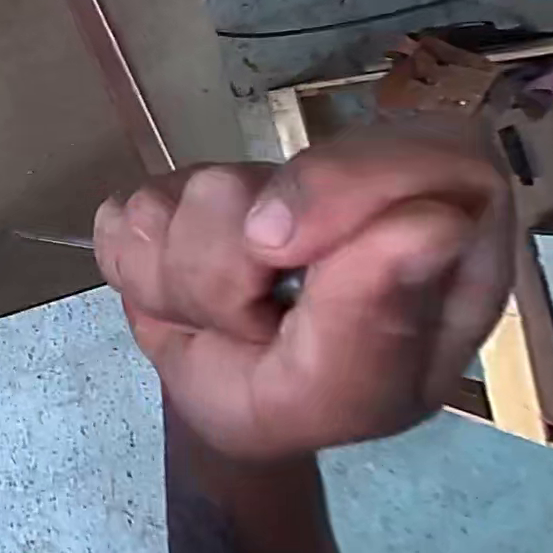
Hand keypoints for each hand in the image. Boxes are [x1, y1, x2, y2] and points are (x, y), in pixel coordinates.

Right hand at [95, 123, 512, 458]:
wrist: (218, 400)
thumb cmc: (298, 405)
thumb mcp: (349, 395)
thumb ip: (380, 319)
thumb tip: (429, 220)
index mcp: (414, 220)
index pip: (413, 147)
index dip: (343, 182)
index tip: (276, 248)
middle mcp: (326, 183)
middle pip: (254, 181)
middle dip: (228, 280)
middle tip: (256, 330)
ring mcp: (236, 179)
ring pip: (185, 200)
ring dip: (185, 290)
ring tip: (221, 319)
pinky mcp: (161, 191)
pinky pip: (123, 218)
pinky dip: (139, 276)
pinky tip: (176, 296)